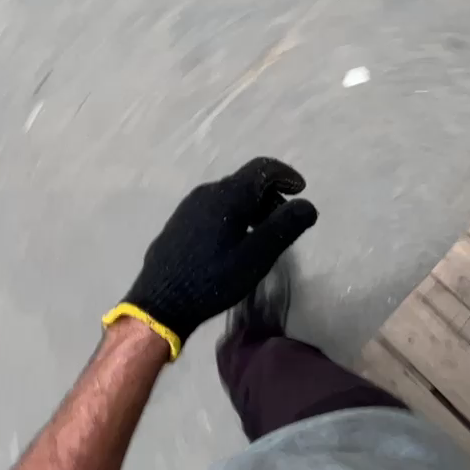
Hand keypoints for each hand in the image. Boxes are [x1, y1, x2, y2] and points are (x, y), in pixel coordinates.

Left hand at [111, 157, 317, 356]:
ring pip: (230, 195)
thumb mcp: (256, 256)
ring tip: (263, 234)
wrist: (161, 301)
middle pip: (247, 181)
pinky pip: (215, 207)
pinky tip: (236, 241)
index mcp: (228, 194)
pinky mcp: (181, 221)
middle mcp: (208, 191)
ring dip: (252, 206)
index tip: (301, 189)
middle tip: (285, 220)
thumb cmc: (213, 278)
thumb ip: (284, 227)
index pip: (262, 168)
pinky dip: (234, 214)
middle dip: (271, 195)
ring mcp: (190, 205)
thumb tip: (308, 205)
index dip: (285, 175)